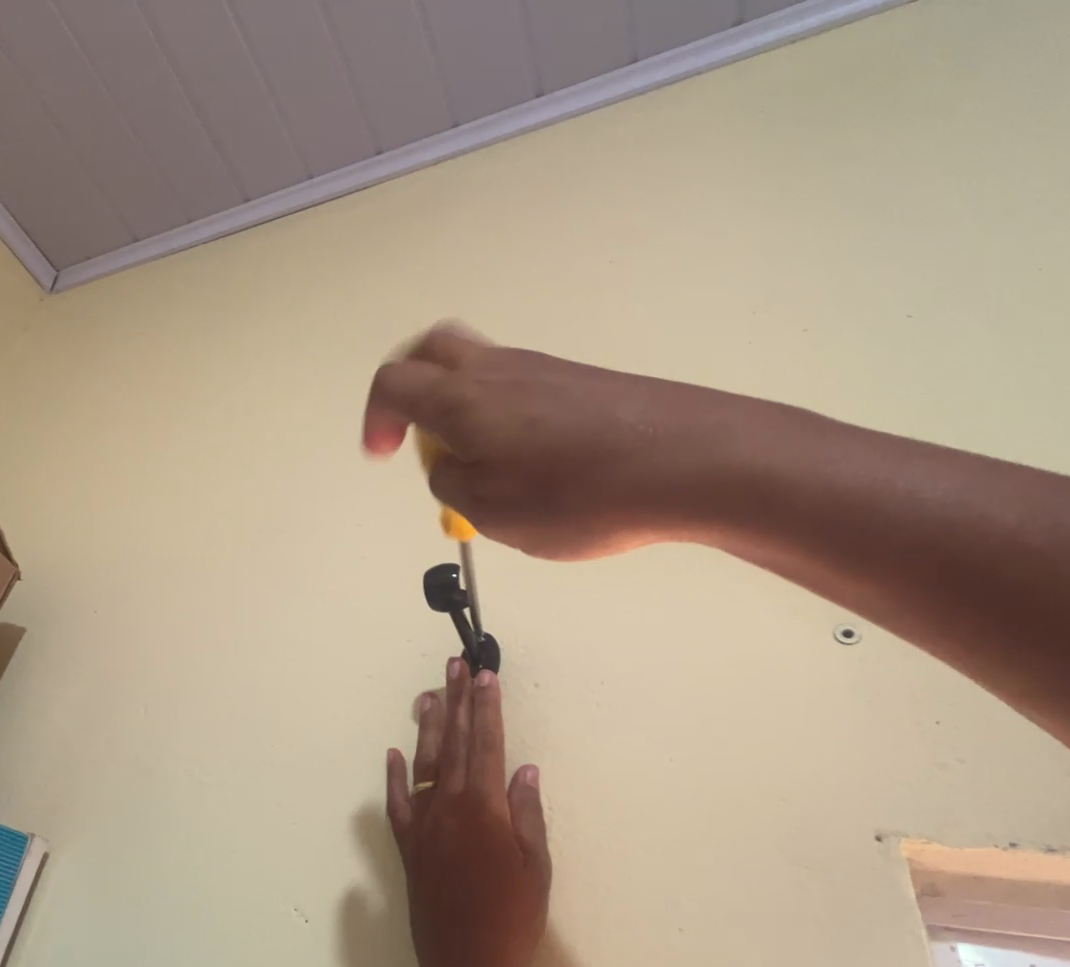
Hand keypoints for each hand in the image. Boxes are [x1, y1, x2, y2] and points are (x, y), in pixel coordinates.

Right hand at [363, 323, 812, 559]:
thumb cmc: (579, 494)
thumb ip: (452, 484)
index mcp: (462, 397)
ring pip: (480, 370)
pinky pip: (521, 388)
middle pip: (432, 351)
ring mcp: (545, 370)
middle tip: (416, 437)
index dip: (376, 418)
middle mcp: (497, 369)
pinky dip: (504, 417)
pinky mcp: (583, 384)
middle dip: (410, 389)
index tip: (382, 456)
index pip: (394, 382)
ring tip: (483, 468)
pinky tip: (533, 465)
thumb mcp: (493, 511)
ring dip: (461, 408)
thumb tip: (451, 464)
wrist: (693, 461)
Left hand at [386, 658, 549, 966]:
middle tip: (455, 665)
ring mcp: (424, 824)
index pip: (487, 744)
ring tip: (430, 692)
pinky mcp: (407, 846)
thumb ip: (528, 814)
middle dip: (457, 700)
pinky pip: (397, 803)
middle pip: (455, 743)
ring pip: (424, 763)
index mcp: (485, 808)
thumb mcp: (537, 869)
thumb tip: (525, 768)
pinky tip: (393, 753)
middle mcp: (450, 806)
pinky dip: (394, 777)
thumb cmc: (512, 921)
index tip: (484, 675)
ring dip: (429, 726)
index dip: (487, 707)